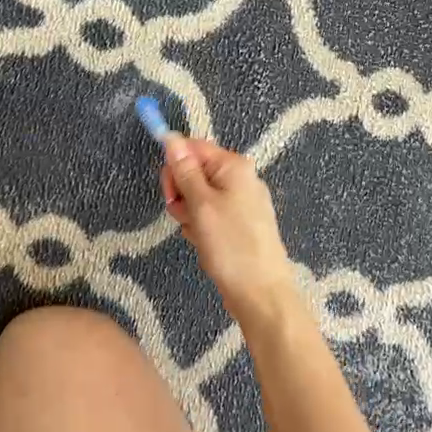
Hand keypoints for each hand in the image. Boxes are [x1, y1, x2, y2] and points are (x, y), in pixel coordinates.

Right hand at [161, 136, 299, 327]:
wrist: (261, 294)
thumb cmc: (231, 245)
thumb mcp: (201, 204)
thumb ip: (184, 170)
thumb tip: (170, 137)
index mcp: (233, 166)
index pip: (192, 148)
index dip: (175, 166)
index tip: (169, 192)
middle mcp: (239, 178)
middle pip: (194, 171)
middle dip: (182, 193)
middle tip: (184, 215)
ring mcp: (241, 202)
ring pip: (198, 196)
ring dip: (189, 214)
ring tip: (198, 235)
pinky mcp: (239, 224)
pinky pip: (209, 215)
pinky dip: (201, 227)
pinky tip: (205, 244)